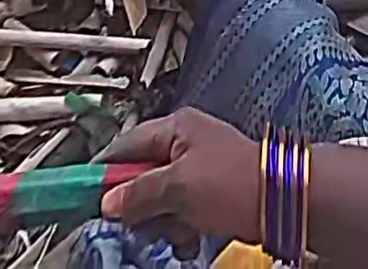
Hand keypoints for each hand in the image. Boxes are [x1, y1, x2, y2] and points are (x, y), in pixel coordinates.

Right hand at [99, 109, 262, 243]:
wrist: (281, 198)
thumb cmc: (230, 182)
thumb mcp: (179, 187)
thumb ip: (140, 193)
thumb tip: (108, 202)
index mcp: (175, 128)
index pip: (128, 144)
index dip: (107, 169)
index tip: (86, 193)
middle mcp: (184, 141)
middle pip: (143, 172)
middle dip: (139, 203)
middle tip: (139, 225)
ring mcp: (197, 165)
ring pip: (161, 195)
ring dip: (162, 219)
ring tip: (175, 233)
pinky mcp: (209, 189)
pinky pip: (181, 207)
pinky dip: (180, 225)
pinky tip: (187, 238)